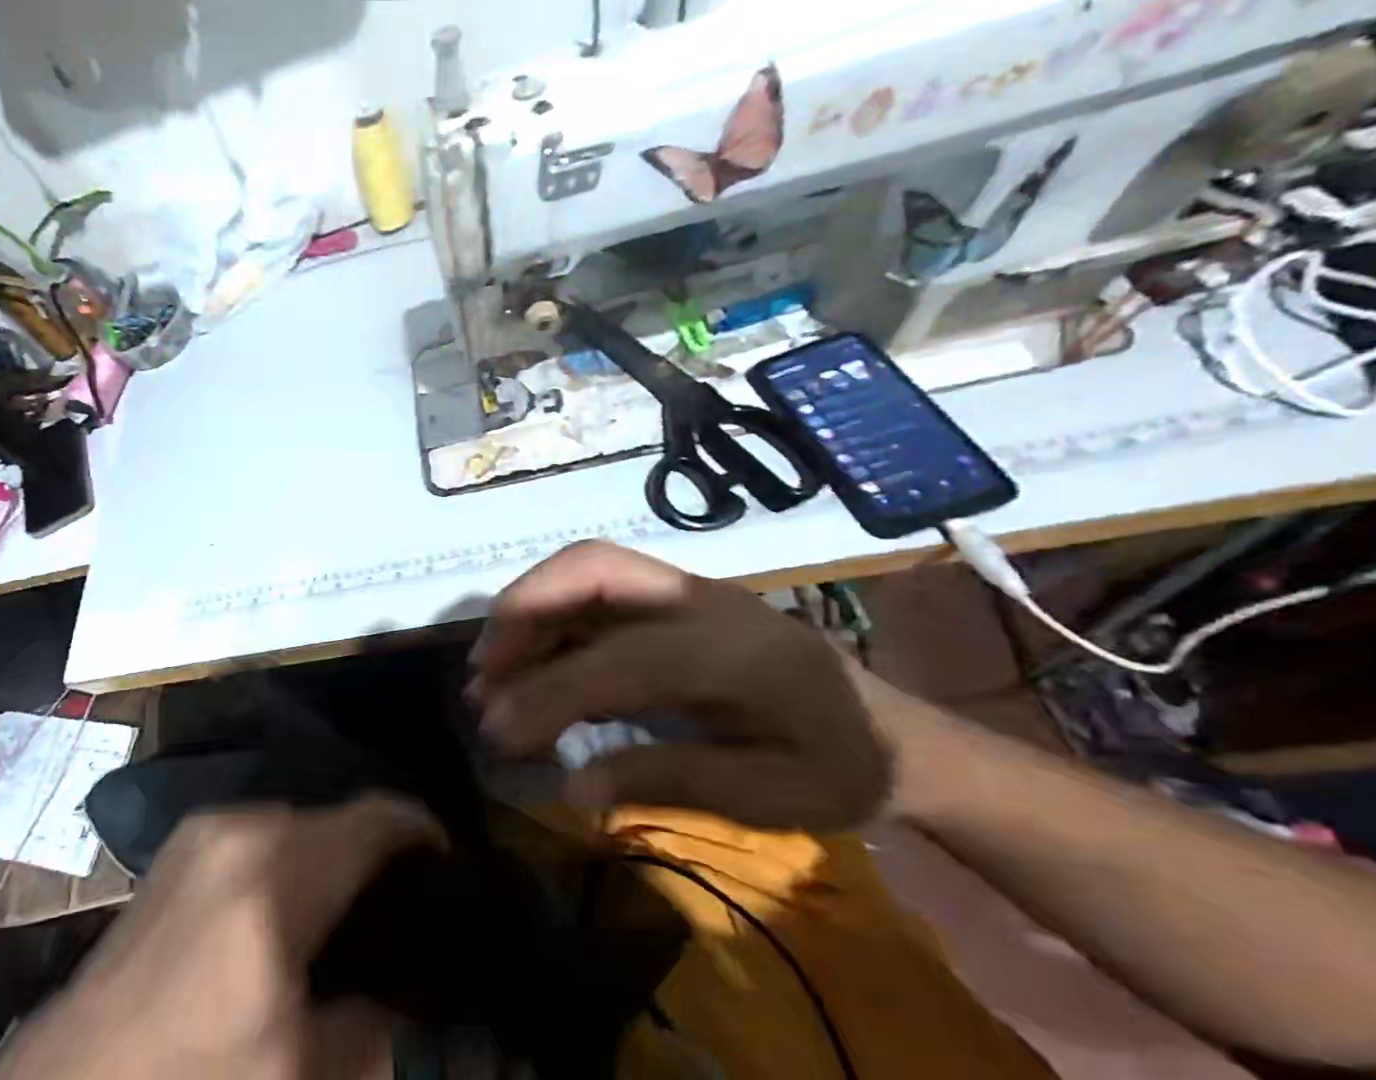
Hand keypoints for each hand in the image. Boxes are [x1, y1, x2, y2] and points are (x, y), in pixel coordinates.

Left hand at [0, 797, 440, 1079]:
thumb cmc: (187, 1078)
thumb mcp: (297, 1068)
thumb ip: (375, 1021)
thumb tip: (406, 992)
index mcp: (278, 874)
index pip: (379, 818)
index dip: (424, 834)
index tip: (447, 867)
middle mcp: (245, 829)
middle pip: (345, 816)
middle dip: (380, 851)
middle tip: (401, 901)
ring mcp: (206, 830)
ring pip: (306, 822)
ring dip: (337, 852)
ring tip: (349, 906)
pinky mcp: (182, 846)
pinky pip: (266, 833)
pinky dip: (296, 856)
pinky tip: (293, 905)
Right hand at [470, 540, 891, 829]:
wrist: (894, 732)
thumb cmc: (841, 769)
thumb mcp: (769, 797)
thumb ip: (669, 780)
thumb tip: (572, 785)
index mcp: (734, 649)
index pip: (617, 658)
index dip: (549, 692)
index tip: (498, 732)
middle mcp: (705, 599)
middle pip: (595, 566)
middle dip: (525, 610)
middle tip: (481, 672)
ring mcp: (693, 591)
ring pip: (592, 568)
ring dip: (532, 608)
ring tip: (491, 669)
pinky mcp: (683, 600)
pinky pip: (603, 590)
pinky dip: (555, 616)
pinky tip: (534, 661)